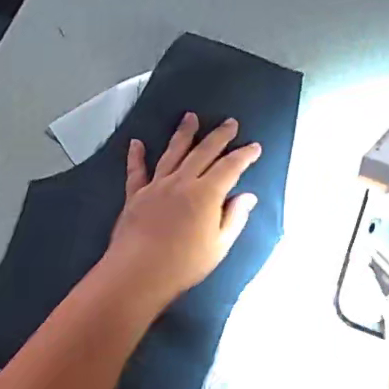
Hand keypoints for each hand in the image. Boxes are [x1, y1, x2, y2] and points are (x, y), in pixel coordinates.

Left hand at [96, 112, 261, 313]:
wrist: (139, 272)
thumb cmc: (184, 264)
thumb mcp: (219, 246)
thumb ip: (234, 218)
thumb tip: (247, 197)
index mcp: (206, 194)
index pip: (230, 167)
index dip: (244, 155)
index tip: (254, 147)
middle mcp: (181, 182)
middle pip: (203, 152)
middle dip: (219, 136)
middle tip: (229, 122)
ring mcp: (156, 186)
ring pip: (172, 153)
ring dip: (183, 134)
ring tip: (190, 117)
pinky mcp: (135, 196)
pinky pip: (136, 171)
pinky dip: (136, 156)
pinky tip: (136, 143)